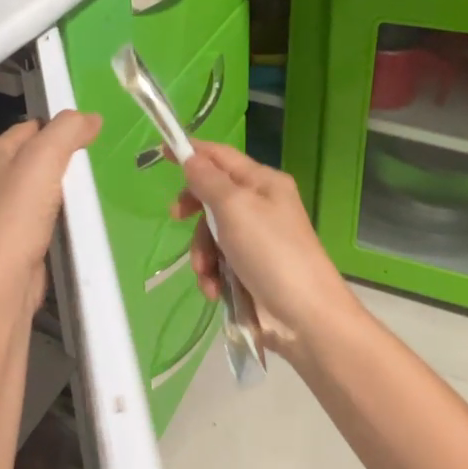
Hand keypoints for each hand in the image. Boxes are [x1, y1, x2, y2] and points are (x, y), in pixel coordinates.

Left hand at [0, 111, 102, 302]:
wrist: (3, 279)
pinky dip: (56, 212)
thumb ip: (68, 129)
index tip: (88, 141)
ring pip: (38, 185)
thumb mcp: (44, 157)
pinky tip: (70, 219)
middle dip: (62, 160)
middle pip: (35, 156)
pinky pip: (39, 213)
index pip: (31, 126)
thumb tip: (91, 117)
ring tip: (83, 193)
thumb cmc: (18, 213)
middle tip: (87, 169)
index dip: (60, 129)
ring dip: (61, 188)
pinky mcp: (10, 236)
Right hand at [172, 141, 356, 359]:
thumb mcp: (235, 208)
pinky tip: (216, 290)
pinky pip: (219, 261)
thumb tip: (190, 157)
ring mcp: (256, 239)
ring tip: (207, 273)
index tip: (162, 152)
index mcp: (263, 182)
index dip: (193, 152)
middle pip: (213, 195)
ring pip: (212, 233)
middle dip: (194, 211)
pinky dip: (213, 275)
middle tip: (176, 217)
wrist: (305, 316)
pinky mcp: (251, 269)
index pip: (221, 156)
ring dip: (202, 253)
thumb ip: (208, 180)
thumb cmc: (271, 252)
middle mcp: (261, 206)